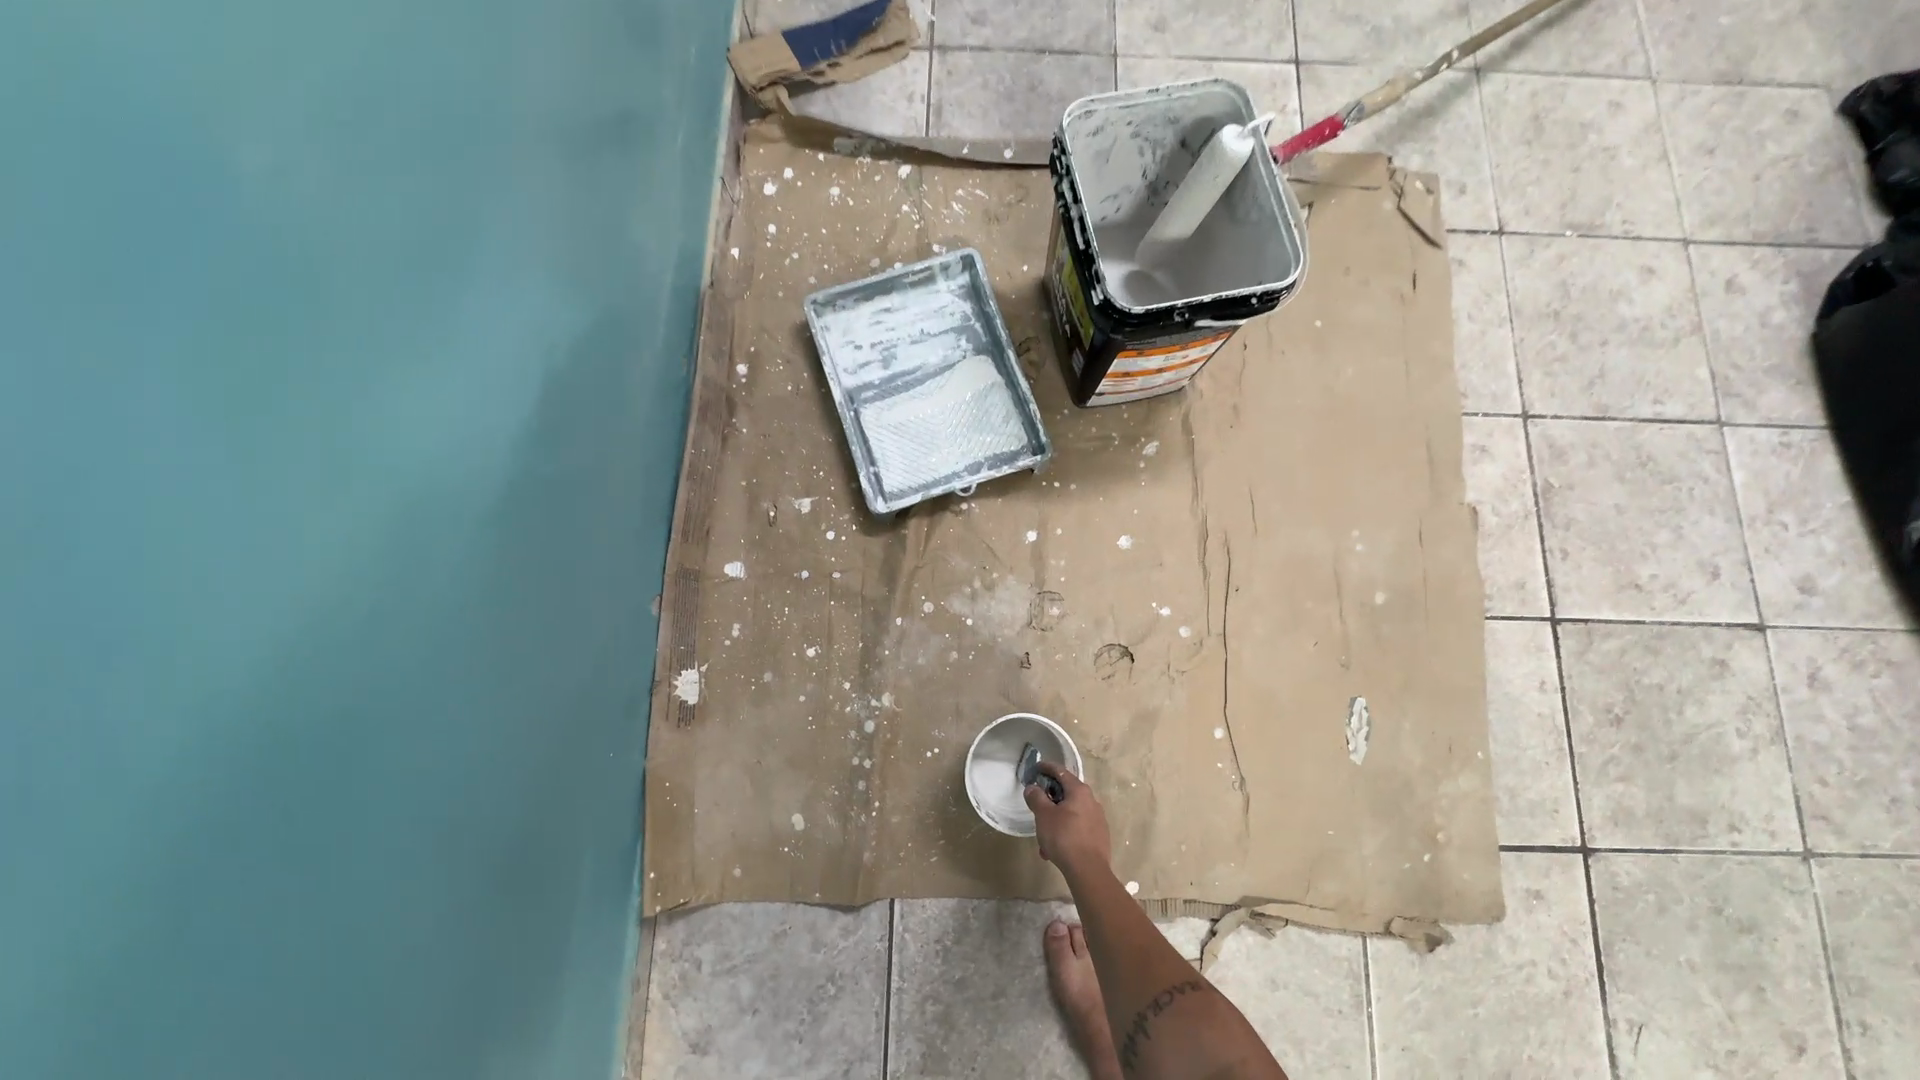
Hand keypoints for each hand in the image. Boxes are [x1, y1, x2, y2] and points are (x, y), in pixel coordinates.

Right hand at [1024, 761, 1110, 876]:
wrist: (1088, 870)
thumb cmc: (1064, 837)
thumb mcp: (1043, 815)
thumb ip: (1036, 798)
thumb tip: (1032, 787)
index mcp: (1079, 791)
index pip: (1061, 772)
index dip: (1046, 768)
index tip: (1035, 768)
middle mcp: (1092, 801)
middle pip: (1067, 793)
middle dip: (1050, 800)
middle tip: (1036, 808)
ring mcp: (1098, 819)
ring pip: (1071, 814)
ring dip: (1056, 821)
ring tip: (1043, 839)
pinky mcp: (1099, 836)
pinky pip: (1077, 828)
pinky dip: (1065, 833)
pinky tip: (1055, 849)